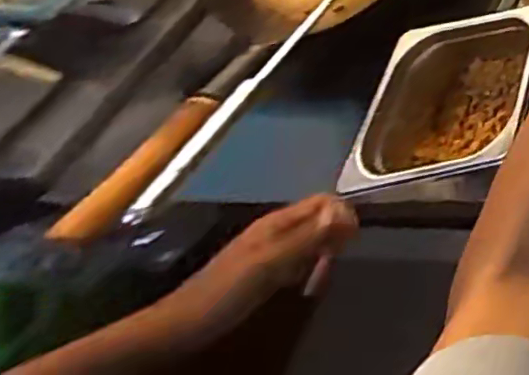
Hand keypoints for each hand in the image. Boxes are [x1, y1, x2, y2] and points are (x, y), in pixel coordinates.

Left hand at [155, 194, 357, 346]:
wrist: (178, 327)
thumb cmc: (225, 291)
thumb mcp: (270, 263)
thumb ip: (307, 236)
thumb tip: (343, 209)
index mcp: (279, 221)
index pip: (324, 200)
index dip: (342, 214)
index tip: (350, 240)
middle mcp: (276, 228)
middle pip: (319, 217)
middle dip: (334, 235)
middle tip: (335, 262)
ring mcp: (268, 247)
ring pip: (310, 238)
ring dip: (321, 252)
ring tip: (320, 277)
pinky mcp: (262, 267)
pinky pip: (297, 256)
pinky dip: (307, 265)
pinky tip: (301, 283)